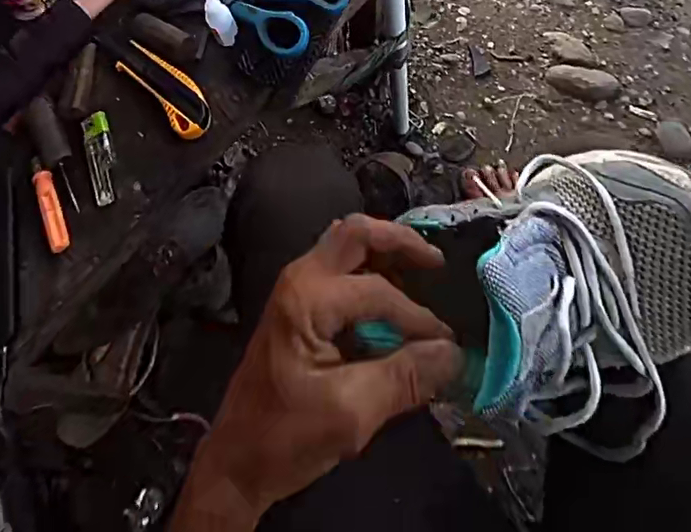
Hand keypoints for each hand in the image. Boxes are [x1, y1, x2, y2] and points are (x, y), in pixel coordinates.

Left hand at [172, 215, 463, 530]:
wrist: (237, 457)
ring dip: (385, 252)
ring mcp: (296, 285)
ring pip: (346, 243)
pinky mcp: (299, 301)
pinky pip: (340, 267)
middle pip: (355, 233)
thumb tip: (453, 354)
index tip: (449, 346)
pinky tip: (394, 295)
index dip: (418, 317)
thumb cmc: (286, 435)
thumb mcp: (351, 413)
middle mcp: (300, 277)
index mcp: (307, 297)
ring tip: (422, 274)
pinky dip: (371, 270)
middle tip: (437, 264)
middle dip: (400, 241)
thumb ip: (404, 377)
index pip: (377, 291)